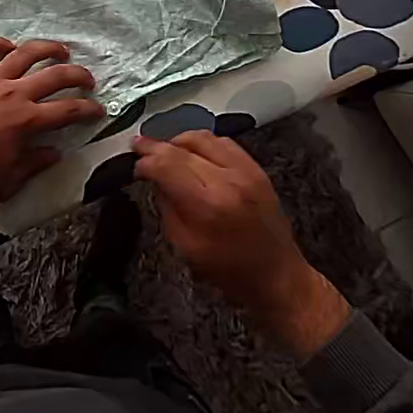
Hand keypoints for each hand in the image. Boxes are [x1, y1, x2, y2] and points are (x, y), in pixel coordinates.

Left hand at [0, 37, 103, 216]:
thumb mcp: (9, 181)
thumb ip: (35, 164)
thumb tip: (54, 153)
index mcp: (27, 120)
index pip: (69, 110)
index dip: (88, 109)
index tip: (97, 110)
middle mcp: (14, 94)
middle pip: (56, 75)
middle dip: (78, 75)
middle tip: (87, 80)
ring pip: (26, 53)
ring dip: (48, 48)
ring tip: (61, 50)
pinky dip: (0, 44)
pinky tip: (10, 45)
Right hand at [133, 131, 350, 355]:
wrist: (277, 275)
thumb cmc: (230, 270)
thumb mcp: (185, 247)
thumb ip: (166, 207)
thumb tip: (155, 179)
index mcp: (208, 205)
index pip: (165, 165)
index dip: (144, 162)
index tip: (135, 165)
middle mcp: (228, 180)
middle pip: (180, 148)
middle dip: (155, 146)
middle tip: (139, 147)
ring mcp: (245, 170)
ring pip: (201, 137)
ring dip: (177, 140)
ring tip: (164, 149)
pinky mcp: (256, 168)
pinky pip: (223, 142)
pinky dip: (202, 142)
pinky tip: (192, 151)